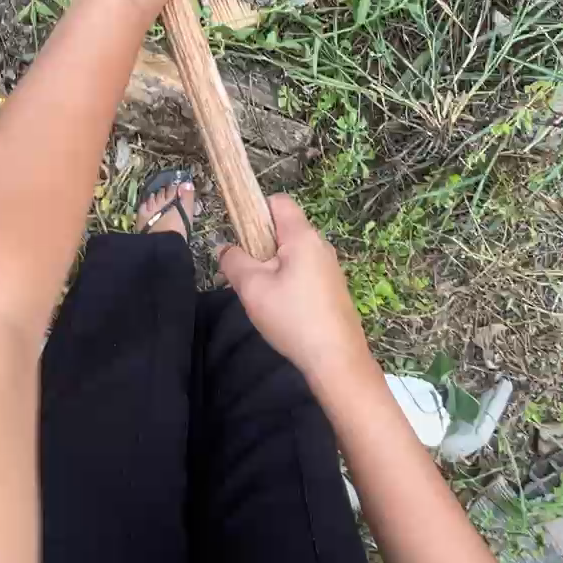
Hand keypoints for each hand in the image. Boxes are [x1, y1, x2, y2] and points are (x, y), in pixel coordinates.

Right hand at [219, 195, 373, 384]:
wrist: (337, 361)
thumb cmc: (293, 318)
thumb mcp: (252, 288)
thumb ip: (234, 261)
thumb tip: (225, 249)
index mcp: (303, 236)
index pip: (278, 202)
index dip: (255, 209)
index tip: (240, 235)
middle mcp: (320, 244)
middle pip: (284, 228)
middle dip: (261, 244)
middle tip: (247, 273)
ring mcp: (330, 267)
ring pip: (293, 252)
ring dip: (273, 266)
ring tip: (262, 295)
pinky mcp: (334, 287)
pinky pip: (305, 270)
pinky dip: (289, 280)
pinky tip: (282, 309)